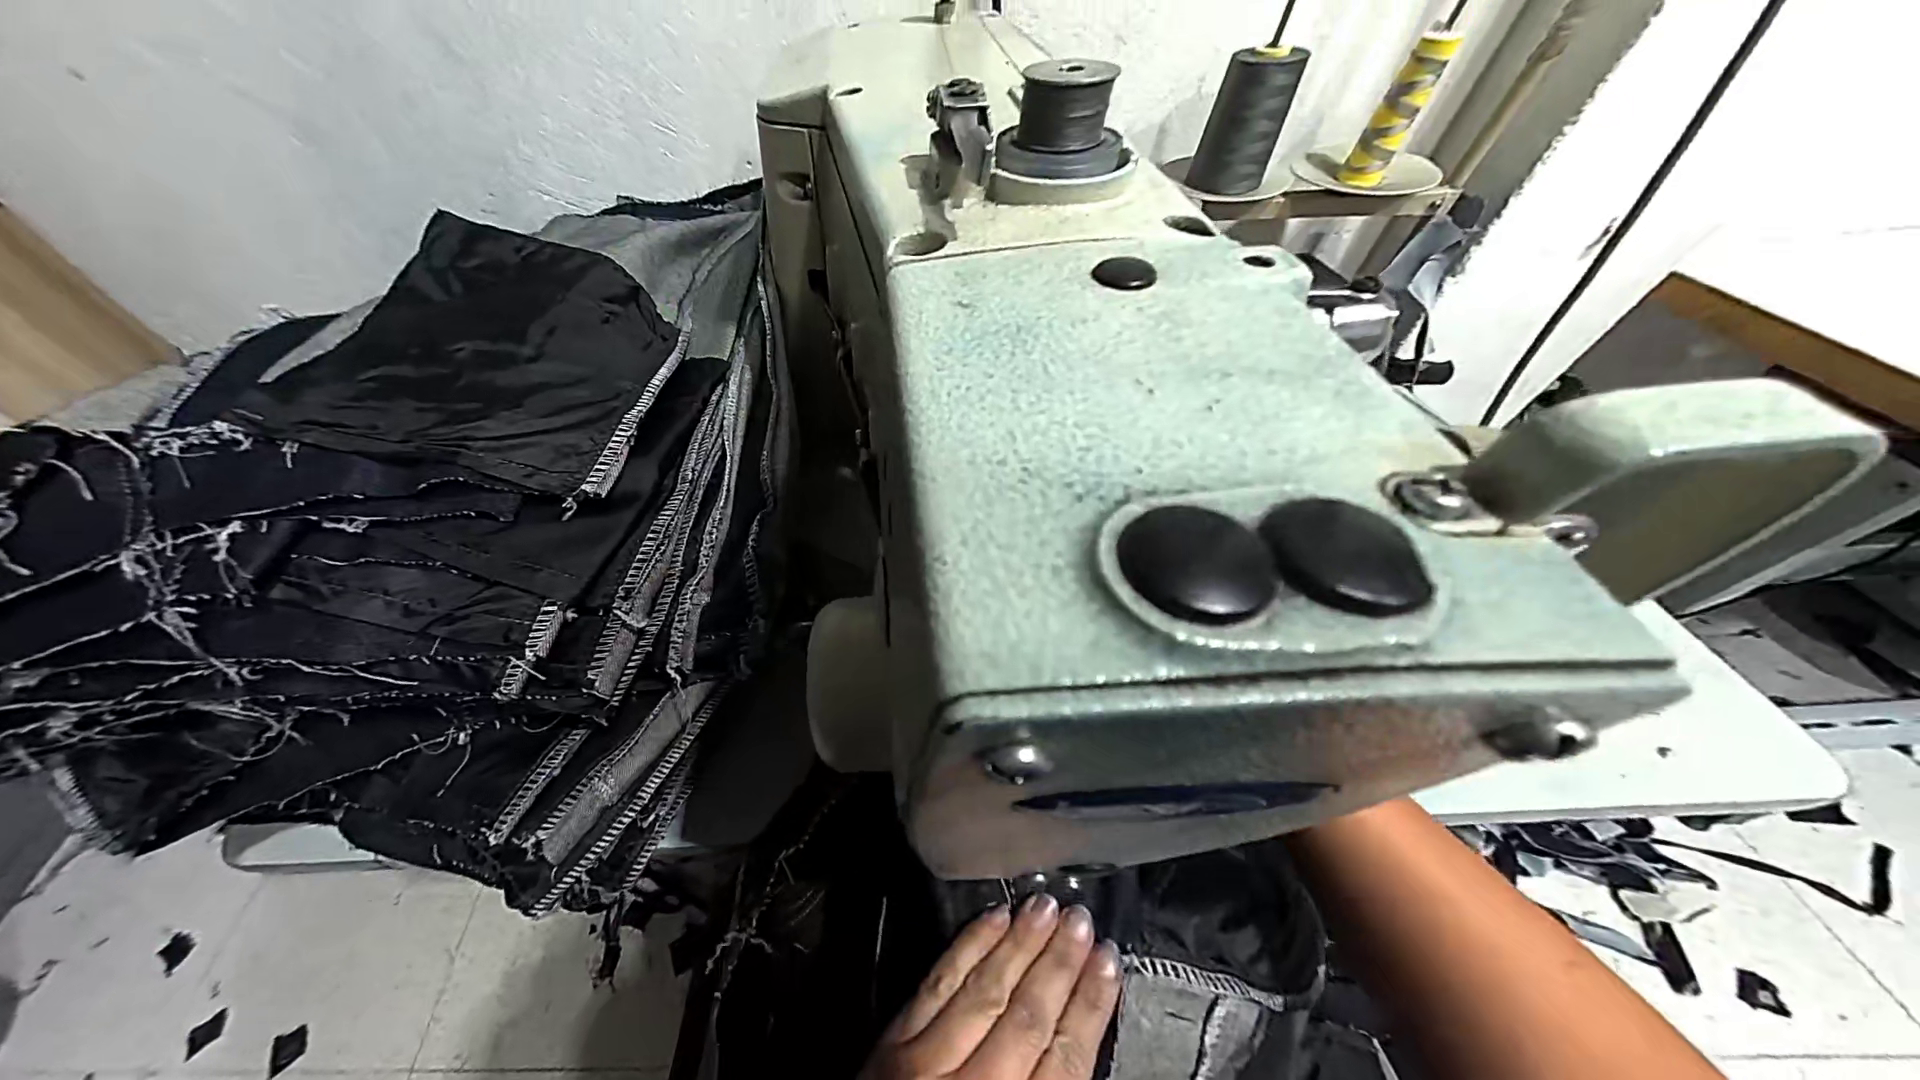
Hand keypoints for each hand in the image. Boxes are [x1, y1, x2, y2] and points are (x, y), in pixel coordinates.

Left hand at [861, 893, 1121, 1079]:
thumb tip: (1079, 1028)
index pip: (1065, 1060)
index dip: (1091, 1005)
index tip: (1110, 959)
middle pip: (1029, 1017)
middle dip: (1060, 963)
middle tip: (1081, 918)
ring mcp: (929, 1063)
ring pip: (987, 990)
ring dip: (1021, 943)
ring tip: (1047, 905)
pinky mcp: (895, 1041)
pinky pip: (940, 981)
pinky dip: (970, 945)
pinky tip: (994, 917)